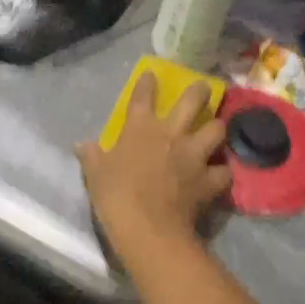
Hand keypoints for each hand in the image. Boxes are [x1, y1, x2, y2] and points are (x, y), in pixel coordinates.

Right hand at [77, 71, 232, 264]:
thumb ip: (91, 156)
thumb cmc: (116, 197)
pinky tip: (220, 174)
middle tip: (203, 88)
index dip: (147, 83)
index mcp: (140, 127)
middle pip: (192, 100)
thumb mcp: (95, 175)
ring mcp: (194, 155)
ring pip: (216, 129)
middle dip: (199, 90)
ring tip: (217, 129)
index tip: (151, 74)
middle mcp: (171, 133)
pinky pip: (224, 171)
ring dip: (217, 128)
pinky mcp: (209, 179)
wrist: (148, 229)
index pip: (143, 96)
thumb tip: (80, 145)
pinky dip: (223, 172)